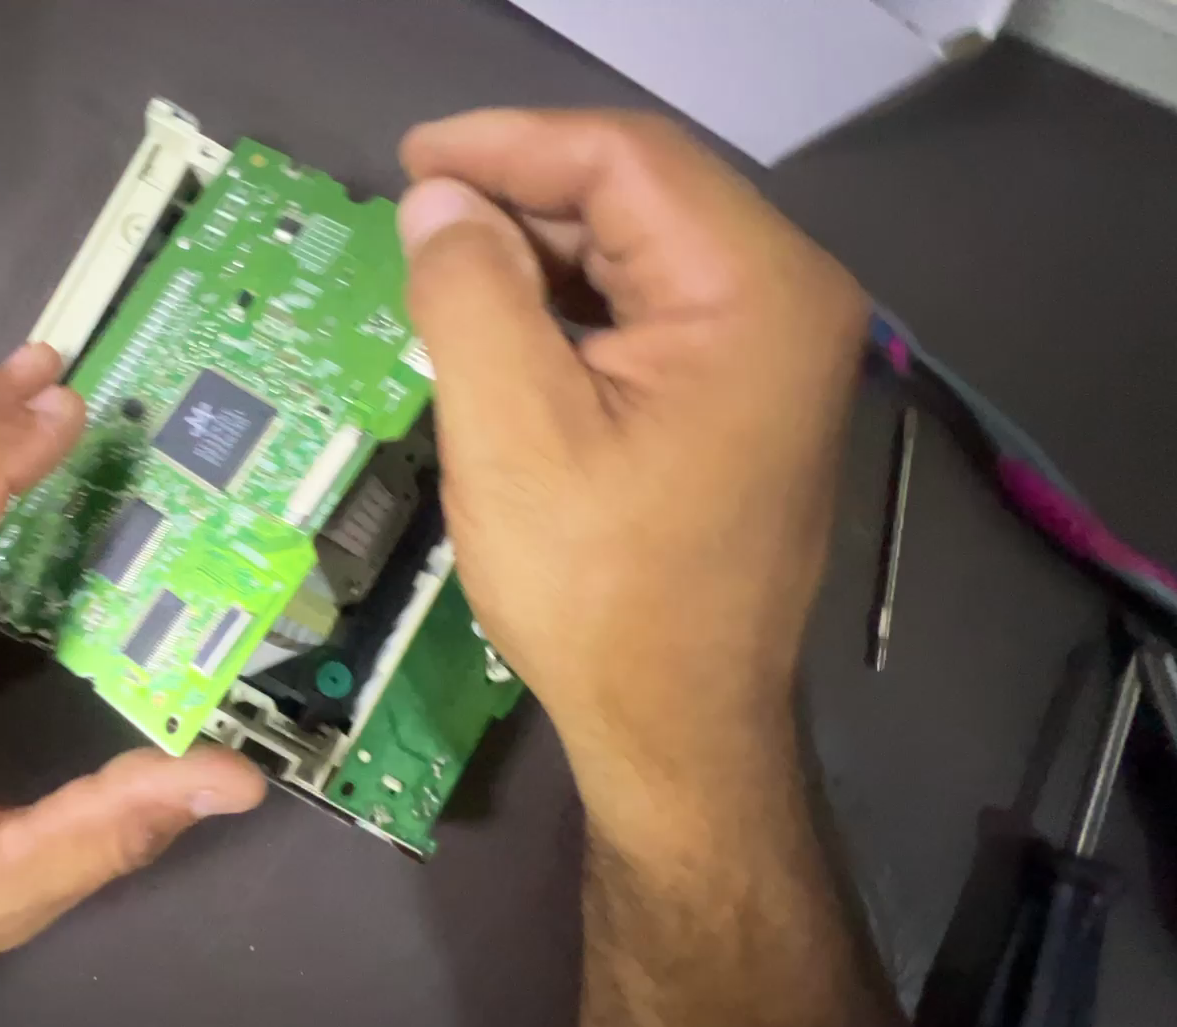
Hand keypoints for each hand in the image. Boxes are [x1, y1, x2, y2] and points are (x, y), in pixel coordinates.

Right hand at [396, 111, 866, 841]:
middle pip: (631, 207)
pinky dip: (552, 318)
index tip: (413, 158)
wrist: (667, 721)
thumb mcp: (509, 433)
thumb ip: (468, 297)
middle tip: (415, 225)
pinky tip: (492, 338)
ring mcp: (753, 362)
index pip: (623, 161)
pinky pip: (626, 328)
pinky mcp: (718, 409)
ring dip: (526, 263)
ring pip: (624, 268)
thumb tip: (436, 205)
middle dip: (514, 204)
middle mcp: (775, 307)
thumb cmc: (591, 585)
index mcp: (751, 293)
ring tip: (438, 278)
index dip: (507, 143)